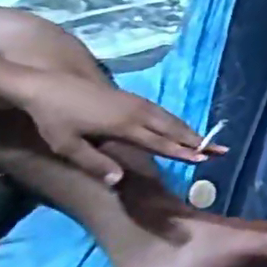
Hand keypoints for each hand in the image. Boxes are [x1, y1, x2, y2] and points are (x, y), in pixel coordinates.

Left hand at [6, 69, 214, 184]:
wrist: (44, 84)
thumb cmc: (53, 118)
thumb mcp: (67, 145)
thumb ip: (94, 163)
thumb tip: (119, 182)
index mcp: (124, 126)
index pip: (160, 143)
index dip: (182, 152)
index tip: (204, 159)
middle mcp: (137, 114)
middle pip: (174, 130)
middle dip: (198, 141)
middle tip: (222, 151)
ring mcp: (137, 104)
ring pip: (171, 119)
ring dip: (191, 131)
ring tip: (208, 141)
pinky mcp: (134, 98)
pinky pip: (163, 112)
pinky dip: (178, 122)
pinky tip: (182, 127)